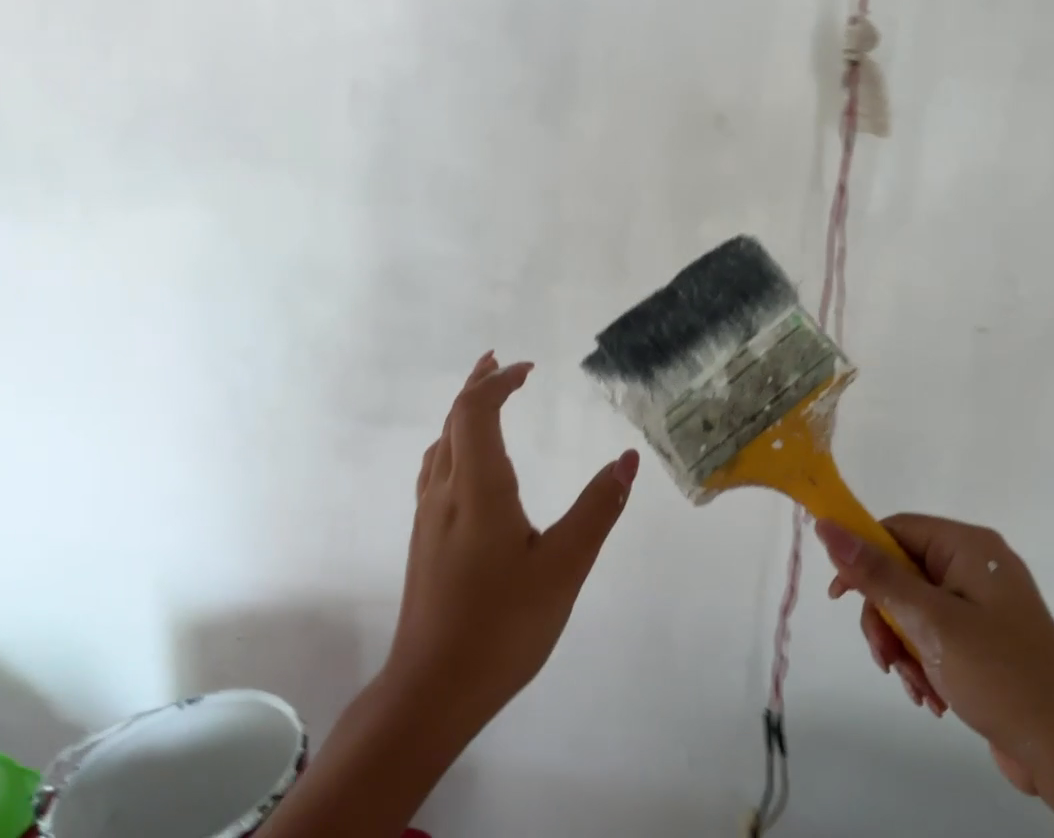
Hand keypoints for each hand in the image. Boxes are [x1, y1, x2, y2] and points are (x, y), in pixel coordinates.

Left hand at [388, 351, 639, 736]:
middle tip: (505, 365)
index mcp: (479, 489)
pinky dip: (455, 445)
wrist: (433, 688)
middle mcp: (446, 493)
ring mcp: (429, 519)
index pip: (476, 412)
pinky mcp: (425, 543)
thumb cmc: (505, 625)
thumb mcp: (565, 566)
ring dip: (464, 415)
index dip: (498, 381)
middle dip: (478, 386)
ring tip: (488, 401)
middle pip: (453, 421)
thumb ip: (597, 509)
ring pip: (441, 447)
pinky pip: (437, 472)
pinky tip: (469, 467)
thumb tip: (627, 459)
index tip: (529, 368)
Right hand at [819, 514, 1053, 837]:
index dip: (862, 558)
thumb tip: (827, 526)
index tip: (840, 598)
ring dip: (904, 649)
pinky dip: (924, 662)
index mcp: (970, 547)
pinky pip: (935, 633)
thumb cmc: (997, 673)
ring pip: (913, 609)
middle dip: (887, 620)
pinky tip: (931, 696)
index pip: (896, 530)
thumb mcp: (929, 621)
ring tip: (917, 687)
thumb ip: (877, 574)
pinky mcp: (985, 636)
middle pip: (902, 573)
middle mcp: (977, 565)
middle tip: (885, 660)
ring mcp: (983, 602)